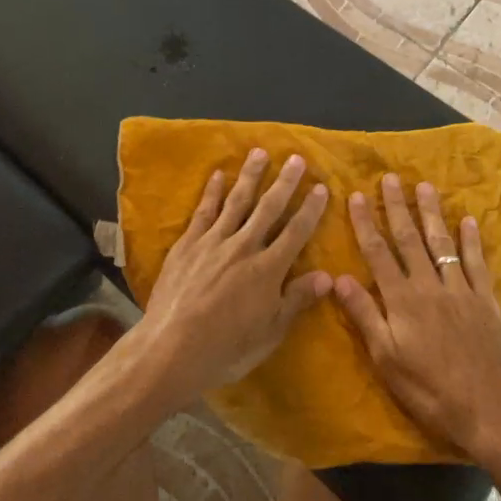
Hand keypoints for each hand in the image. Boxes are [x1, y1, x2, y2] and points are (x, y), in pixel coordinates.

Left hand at [135, 148, 332, 404]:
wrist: (172, 348)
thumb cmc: (226, 348)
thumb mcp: (270, 333)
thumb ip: (296, 300)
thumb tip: (327, 276)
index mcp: (268, 269)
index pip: (295, 232)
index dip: (310, 209)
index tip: (321, 187)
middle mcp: (243, 247)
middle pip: (268, 208)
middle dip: (285, 182)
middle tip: (296, 158)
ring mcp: (213, 242)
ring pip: (237, 202)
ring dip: (250, 176)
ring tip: (259, 152)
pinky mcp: (187, 244)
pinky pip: (203, 212)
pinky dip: (212, 192)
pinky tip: (218, 175)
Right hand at [335, 174, 500, 459]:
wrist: (488, 410)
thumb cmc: (429, 390)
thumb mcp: (386, 360)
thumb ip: (365, 316)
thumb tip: (339, 277)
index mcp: (402, 300)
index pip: (378, 253)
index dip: (367, 223)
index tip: (358, 195)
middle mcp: (429, 285)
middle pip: (410, 239)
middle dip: (398, 207)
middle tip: (390, 177)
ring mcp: (460, 290)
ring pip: (441, 243)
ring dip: (432, 213)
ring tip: (424, 186)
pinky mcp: (485, 300)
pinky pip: (475, 262)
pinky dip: (471, 240)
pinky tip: (468, 221)